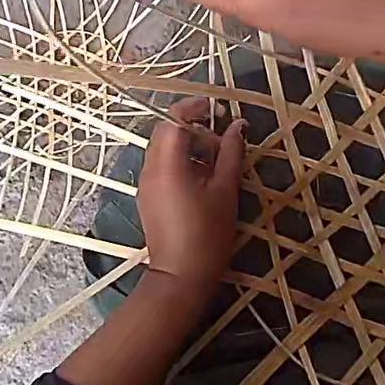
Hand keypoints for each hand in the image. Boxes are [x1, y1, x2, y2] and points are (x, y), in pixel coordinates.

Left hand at [137, 97, 246, 287]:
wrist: (181, 277)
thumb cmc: (207, 234)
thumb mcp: (226, 191)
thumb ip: (231, 153)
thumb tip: (238, 125)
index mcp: (167, 164)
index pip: (174, 118)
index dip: (196, 107)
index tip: (218, 110)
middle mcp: (150, 168)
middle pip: (166, 130)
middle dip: (194, 127)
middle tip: (221, 139)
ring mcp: (146, 182)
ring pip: (164, 148)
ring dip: (189, 144)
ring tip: (216, 162)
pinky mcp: (148, 195)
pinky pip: (161, 165)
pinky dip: (181, 161)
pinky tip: (202, 179)